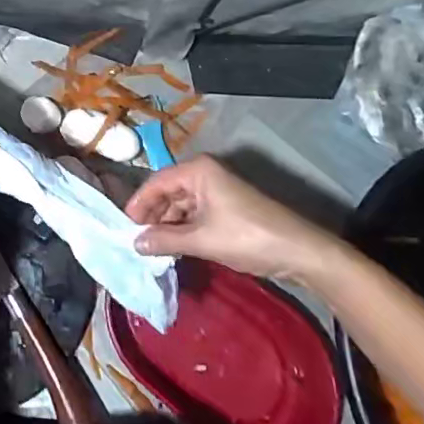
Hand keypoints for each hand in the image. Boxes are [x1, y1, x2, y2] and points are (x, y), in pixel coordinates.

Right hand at [124, 155, 346, 282]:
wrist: (300, 252)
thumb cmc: (248, 237)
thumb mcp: (202, 240)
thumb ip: (165, 240)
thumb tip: (135, 243)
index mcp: (198, 171)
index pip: (156, 183)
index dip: (138, 204)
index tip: (123, 227)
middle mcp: (204, 175)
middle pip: (168, 192)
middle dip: (152, 216)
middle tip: (136, 241)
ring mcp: (216, 191)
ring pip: (181, 205)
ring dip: (167, 225)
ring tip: (153, 248)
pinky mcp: (226, 208)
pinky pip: (194, 214)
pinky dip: (183, 229)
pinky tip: (174, 247)